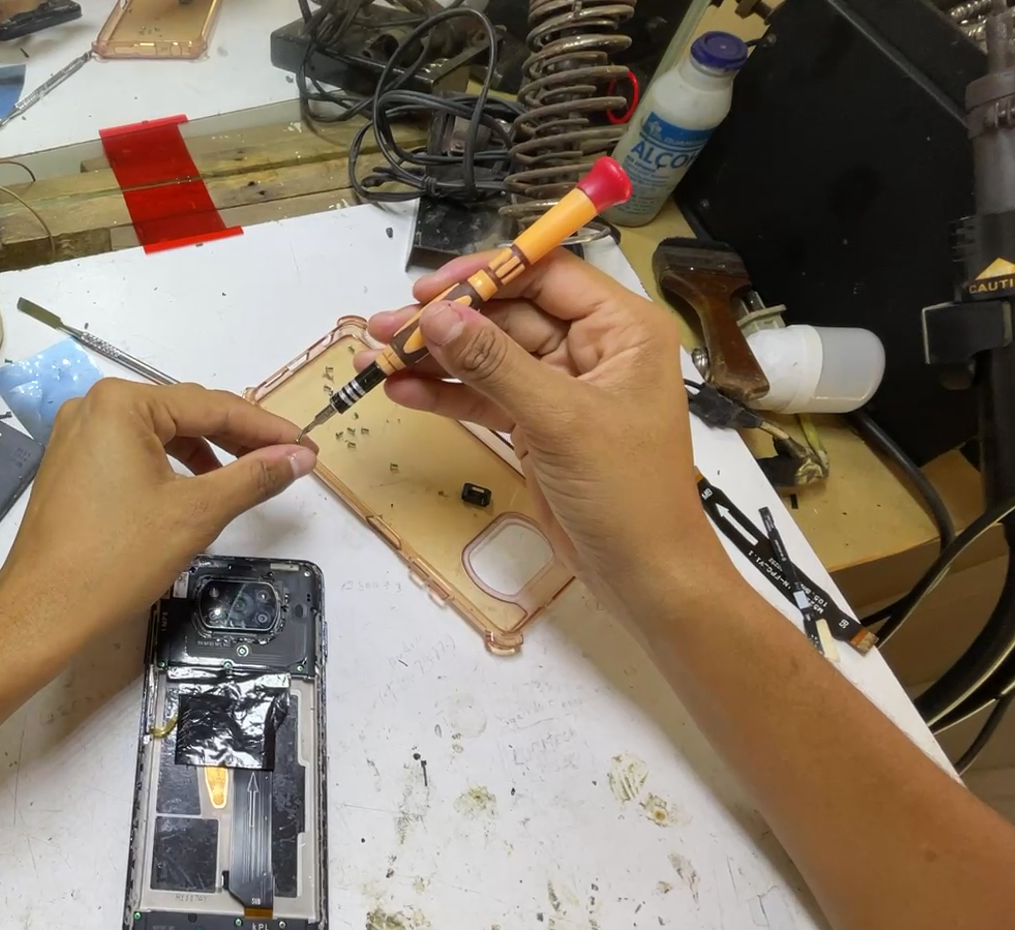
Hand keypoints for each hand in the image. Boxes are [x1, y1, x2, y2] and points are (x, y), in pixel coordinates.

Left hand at [0, 380, 315, 658]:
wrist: (42, 612)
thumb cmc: (118, 559)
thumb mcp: (196, 514)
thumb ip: (253, 477)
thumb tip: (300, 456)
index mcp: (122, 404)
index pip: (211, 406)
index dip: (265, 428)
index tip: (305, 447)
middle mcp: (94, 407)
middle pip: (184, 414)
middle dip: (236, 439)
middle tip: (284, 462)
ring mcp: (77, 437)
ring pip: (159, 436)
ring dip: (205, 454)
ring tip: (244, 478)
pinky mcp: (70, 467)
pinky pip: (133, 455)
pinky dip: (170, 469)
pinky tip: (192, 492)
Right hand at [363, 249, 724, 619]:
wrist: (638, 570)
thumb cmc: (622, 488)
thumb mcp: (558, 418)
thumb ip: (494, 364)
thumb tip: (437, 315)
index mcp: (619, 328)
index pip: (545, 277)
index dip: (484, 276)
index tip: (426, 290)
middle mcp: (588, 349)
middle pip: (505, 318)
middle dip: (444, 324)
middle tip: (384, 329)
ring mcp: (556, 389)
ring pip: (486, 360)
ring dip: (433, 361)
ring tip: (376, 361)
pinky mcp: (533, 426)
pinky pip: (482, 399)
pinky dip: (445, 397)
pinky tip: (403, 392)